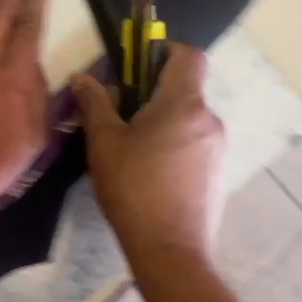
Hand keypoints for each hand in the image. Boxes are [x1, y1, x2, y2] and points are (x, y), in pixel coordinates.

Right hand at [71, 45, 228, 256]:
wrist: (170, 251)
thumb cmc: (133, 188)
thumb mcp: (104, 141)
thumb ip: (95, 103)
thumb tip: (83, 78)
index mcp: (184, 105)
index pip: (189, 55)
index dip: (165, 50)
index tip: (137, 65)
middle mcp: (209, 120)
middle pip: (184, 89)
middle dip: (153, 94)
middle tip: (120, 115)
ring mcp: (218, 149)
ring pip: (188, 119)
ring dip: (162, 122)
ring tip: (130, 148)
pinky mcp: (217, 174)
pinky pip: (194, 144)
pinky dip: (173, 146)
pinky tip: (149, 172)